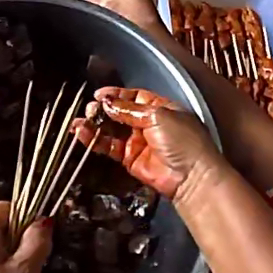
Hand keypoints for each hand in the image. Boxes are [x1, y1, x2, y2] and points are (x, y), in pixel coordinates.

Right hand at [75, 87, 223, 203]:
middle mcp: (147, 123)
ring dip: (95, 125)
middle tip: (90, 109)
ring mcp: (138, 141)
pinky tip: (83, 133)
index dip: (116, 95)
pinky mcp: (129, 158)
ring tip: (81, 122)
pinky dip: (95, 140)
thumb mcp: (158, 116)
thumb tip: (106, 103)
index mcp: (160, 108)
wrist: (191, 178)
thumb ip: (129, 110)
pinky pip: (108, 146)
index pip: (133, 97)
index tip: (98, 94)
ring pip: (111, 129)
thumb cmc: (182, 141)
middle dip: (103, 109)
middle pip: (119, 112)